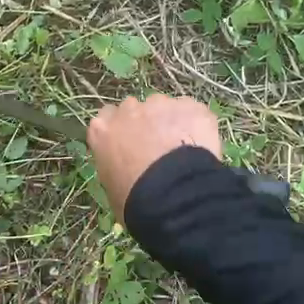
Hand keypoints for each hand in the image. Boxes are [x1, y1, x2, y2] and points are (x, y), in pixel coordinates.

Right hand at [86, 94, 221, 217]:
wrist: (173, 195)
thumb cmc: (135, 200)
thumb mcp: (113, 188)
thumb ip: (116, 166)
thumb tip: (128, 169)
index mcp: (102, 129)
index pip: (106, 120)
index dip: (120, 133)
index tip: (129, 147)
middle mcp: (128, 109)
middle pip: (134, 110)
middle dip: (144, 125)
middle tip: (157, 151)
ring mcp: (160, 103)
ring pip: (164, 108)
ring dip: (170, 123)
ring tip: (183, 152)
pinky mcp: (189, 105)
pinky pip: (191, 113)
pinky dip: (195, 126)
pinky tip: (201, 149)